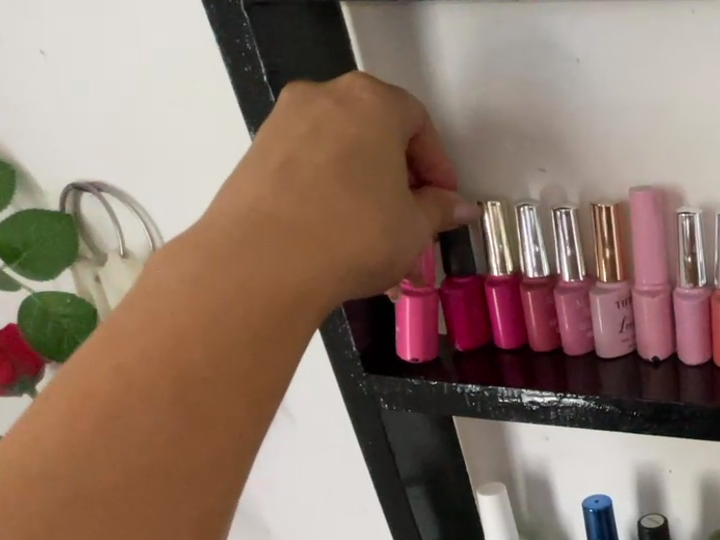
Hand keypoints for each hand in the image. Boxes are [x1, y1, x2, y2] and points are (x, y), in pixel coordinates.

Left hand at [194, 72, 475, 308]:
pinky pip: (314, 169)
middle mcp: (324, 98)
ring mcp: (285, 122)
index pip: (418, 121)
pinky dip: (336, 196)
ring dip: (370, 191)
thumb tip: (460, 206)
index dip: (438, 165)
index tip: (445, 203)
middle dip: (402, 177)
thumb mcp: (416, 227)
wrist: (265, 260)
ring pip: (344, 154)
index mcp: (371, 103)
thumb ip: (440, 210)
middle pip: (377, 132)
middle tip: (415, 220)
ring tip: (382, 241)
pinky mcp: (259, 153)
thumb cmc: (359, 233)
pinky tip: (346, 240)